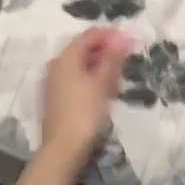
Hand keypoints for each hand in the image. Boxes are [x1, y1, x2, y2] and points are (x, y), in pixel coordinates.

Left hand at [40, 28, 132, 157]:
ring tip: (118, 80)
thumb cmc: (85, 112)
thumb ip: (112, 58)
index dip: (110, 35)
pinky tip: (104, 93)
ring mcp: (55, 81)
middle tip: (126, 62)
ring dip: (100, 67)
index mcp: (66, 56)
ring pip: (81, 65)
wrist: (63, 150)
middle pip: (84, 49)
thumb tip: (123, 36)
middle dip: (106, 52)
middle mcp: (57, 64)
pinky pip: (76, 79)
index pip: (90, 35)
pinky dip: (91, 80)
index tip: (130, 42)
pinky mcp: (57, 97)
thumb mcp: (102, 83)